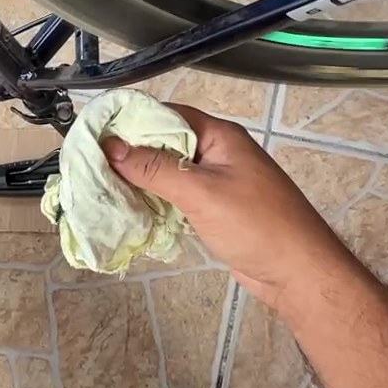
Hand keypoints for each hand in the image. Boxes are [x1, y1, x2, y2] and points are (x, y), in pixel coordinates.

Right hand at [103, 104, 361, 306]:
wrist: (298, 273)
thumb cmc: (256, 226)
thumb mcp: (201, 192)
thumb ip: (155, 168)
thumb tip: (111, 147)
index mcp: (219, 136)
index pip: (166, 115)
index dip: (130, 120)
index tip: (94, 132)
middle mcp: (217, 153)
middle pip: (164, 143)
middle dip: (129, 152)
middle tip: (90, 163)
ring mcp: (217, 182)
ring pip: (168, 171)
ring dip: (140, 179)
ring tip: (101, 185)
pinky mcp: (214, 208)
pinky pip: (177, 195)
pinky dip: (154, 199)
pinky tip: (130, 208)